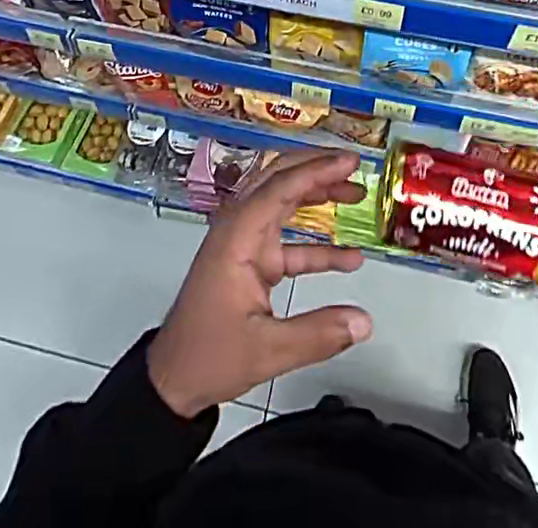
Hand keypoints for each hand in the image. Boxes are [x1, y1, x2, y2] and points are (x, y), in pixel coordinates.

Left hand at [147, 150, 373, 417]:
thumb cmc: (208, 355)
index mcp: (237, 238)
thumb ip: (318, 334)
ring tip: (355, 194)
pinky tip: (348, 257)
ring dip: (316, 196)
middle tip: (354, 166)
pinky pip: (286, 243)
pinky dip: (315, 246)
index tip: (350, 161)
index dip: (316, 170)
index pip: (279, 188)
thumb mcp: (267, 349)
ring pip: (282, 206)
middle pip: (277, 182)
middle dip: (315, 169)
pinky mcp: (249, 263)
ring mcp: (243, 245)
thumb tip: (363, 321)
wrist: (174, 375)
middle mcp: (238, 231)